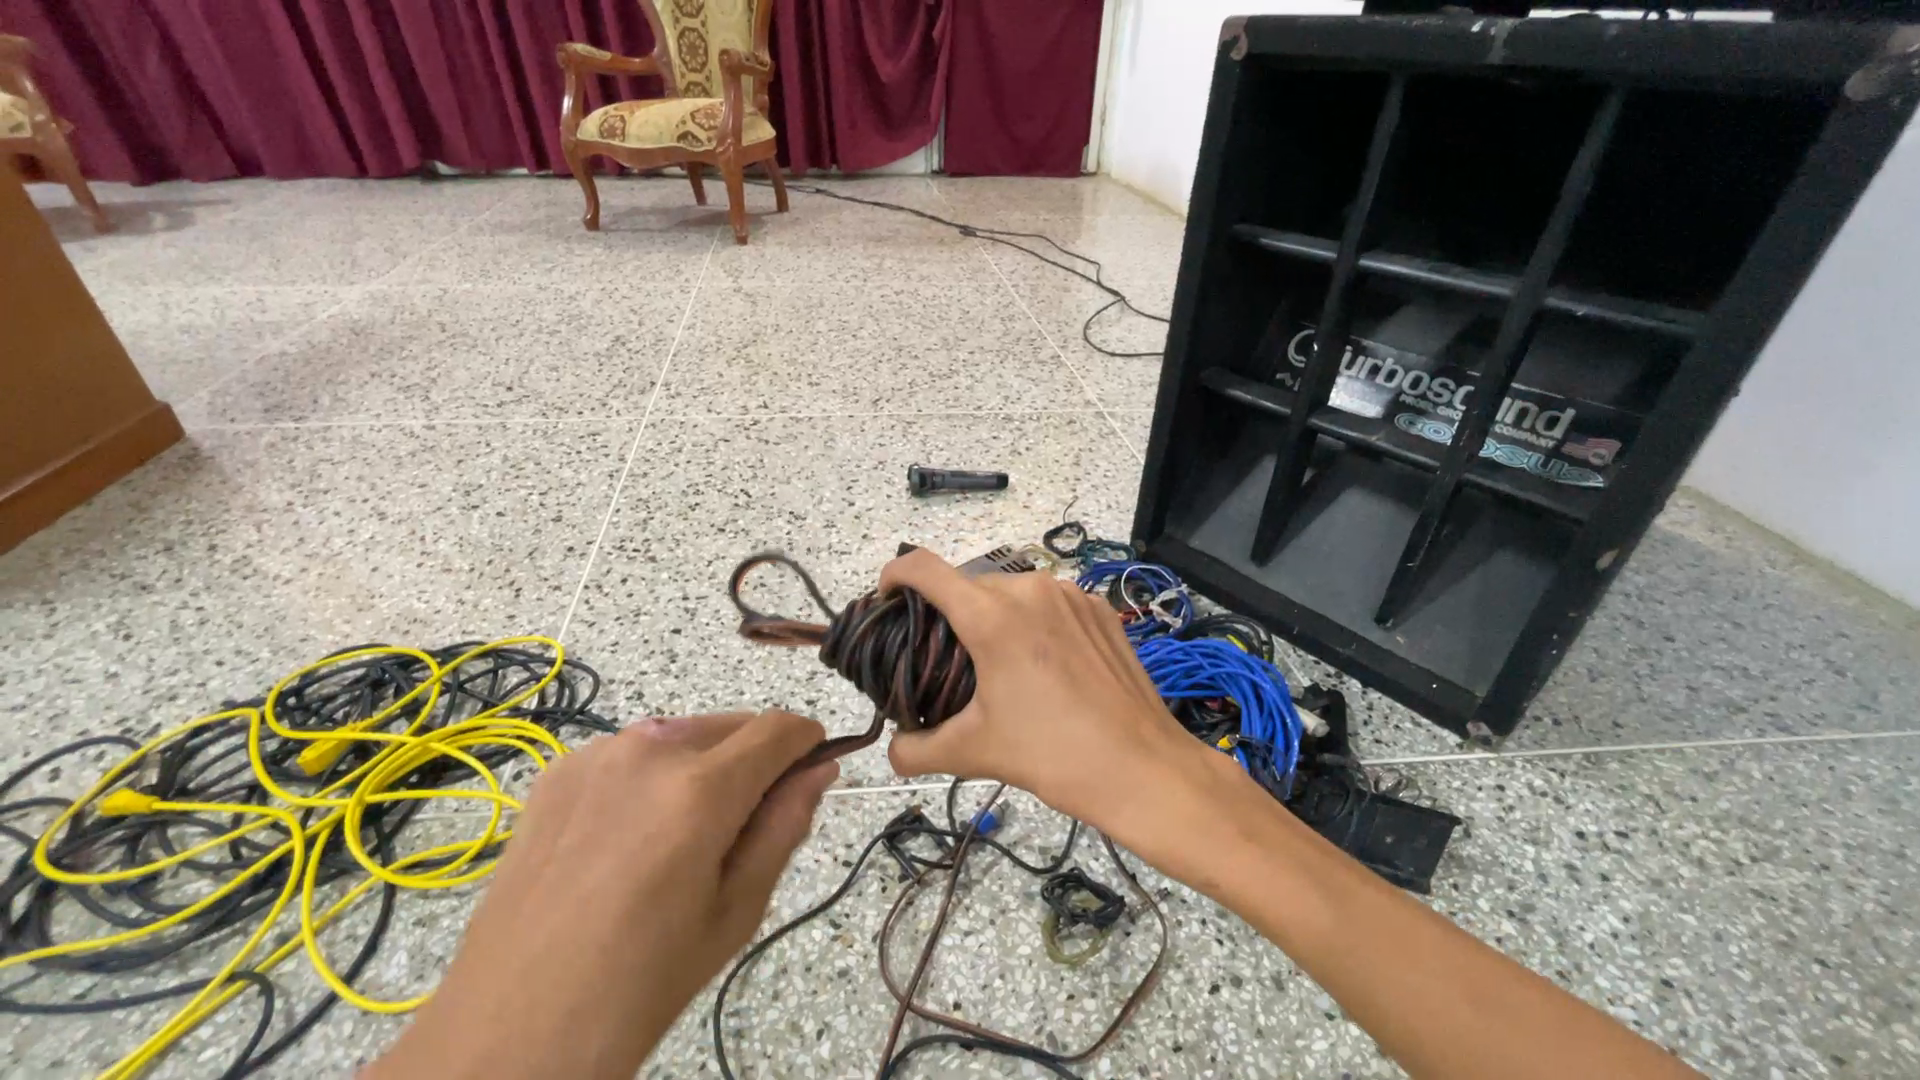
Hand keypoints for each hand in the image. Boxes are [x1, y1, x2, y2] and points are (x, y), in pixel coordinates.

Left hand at [367, 711, 835, 1079]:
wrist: (516, 1026)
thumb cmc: (645, 980)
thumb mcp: (737, 909)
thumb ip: (785, 825)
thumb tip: (821, 768)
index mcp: (700, 789)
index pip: (779, 728)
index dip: (808, 744)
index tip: (811, 774)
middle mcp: (647, 750)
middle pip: (732, 724)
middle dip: (757, 758)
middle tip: (746, 826)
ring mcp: (594, 756)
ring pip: (681, 735)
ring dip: (705, 764)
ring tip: (682, 838)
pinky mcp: (557, 772)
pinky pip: (631, 752)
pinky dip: (652, 775)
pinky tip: (631, 837)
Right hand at [881, 549, 1241, 868]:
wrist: (1141, 767)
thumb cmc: (1053, 755)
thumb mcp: (974, 752)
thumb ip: (917, 749)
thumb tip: (894, 750)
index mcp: (992, 616)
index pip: (925, 569)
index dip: (894, 575)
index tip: (886, 598)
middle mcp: (1031, 591)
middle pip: (969, 585)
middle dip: (948, 613)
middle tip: (945, 657)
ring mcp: (1072, 596)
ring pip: (1013, 592)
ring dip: (994, 617)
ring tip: (997, 665)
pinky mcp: (1101, 610)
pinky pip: (1051, 604)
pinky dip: (1035, 623)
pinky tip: (1044, 666)